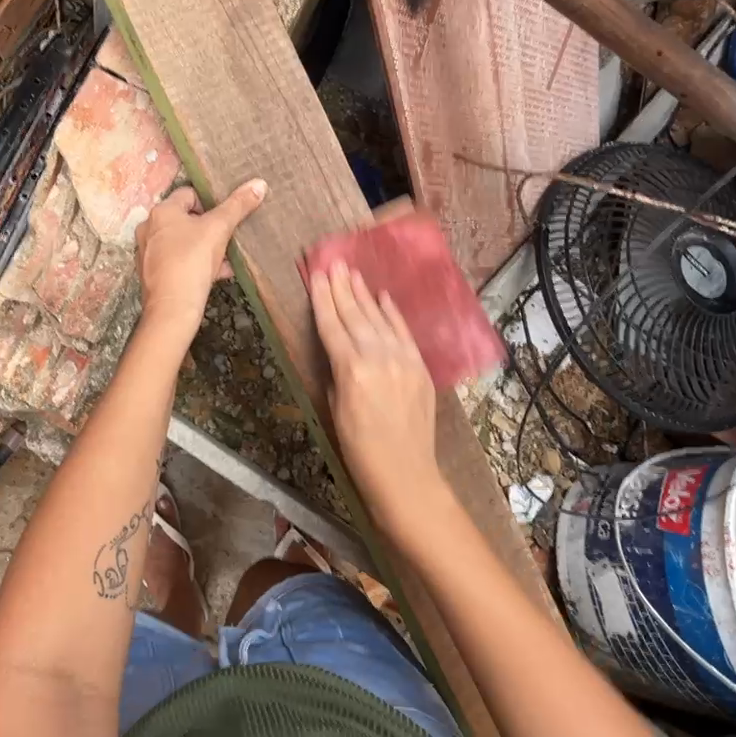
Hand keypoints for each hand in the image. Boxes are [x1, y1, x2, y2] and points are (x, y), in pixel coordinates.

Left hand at [135, 181, 266, 325]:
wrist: (172, 307)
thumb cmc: (192, 260)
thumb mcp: (219, 228)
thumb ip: (238, 205)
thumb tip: (259, 183)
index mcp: (161, 211)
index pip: (188, 194)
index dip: (209, 201)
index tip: (225, 215)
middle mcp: (149, 228)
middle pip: (185, 220)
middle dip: (208, 228)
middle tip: (227, 236)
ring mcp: (148, 253)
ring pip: (182, 243)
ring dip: (204, 248)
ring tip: (226, 257)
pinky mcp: (152, 274)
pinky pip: (177, 262)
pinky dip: (195, 265)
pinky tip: (217, 274)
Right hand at [309, 262, 447, 543]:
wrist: (405, 474)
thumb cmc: (358, 449)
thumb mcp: (334, 408)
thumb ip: (336, 372)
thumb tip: (337, 347)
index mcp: (351, 369)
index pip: (332, 324)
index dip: (322, 298)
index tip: (315, 273)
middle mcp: (378, 357)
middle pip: (355, 315)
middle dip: (341, 287)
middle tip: (333, 262)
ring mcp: (403, 360)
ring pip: (379, 319)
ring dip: (364, 294)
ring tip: (352, 272)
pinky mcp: (420, 368)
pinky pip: (403, 332)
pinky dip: (392, 313)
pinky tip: (382, 296)